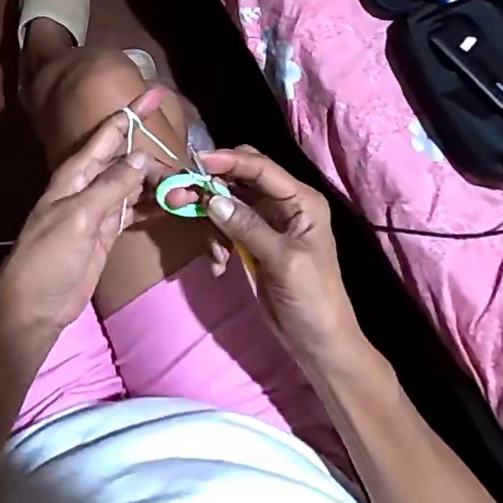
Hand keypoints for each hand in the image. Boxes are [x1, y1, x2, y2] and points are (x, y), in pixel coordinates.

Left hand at [0, 89, 163, 336]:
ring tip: (187, 185)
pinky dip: (153, 204)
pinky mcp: (108, 230)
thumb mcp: (78, 218)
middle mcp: (89, 184)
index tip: (157, 93)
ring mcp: (100, 207)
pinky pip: (134, 208)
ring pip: (134, 183)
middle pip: (127, 158)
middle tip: (186, 168)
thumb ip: (111, 186)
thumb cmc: (48, 257)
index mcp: (76, 173)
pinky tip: (173, 203)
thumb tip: (140, 157)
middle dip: (155, 155)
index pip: (109, 133)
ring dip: (158, 181)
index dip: (133, 112)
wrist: (34, 306)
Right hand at [195, 146, 364, 365]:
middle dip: (213, 185)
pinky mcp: (254, 241)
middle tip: (184, 196)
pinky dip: (217, 240)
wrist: (318, 342)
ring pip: (230, 201)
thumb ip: (248, 227)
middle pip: (242, 177)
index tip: (196, 161)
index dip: (228, 161)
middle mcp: (285, 203)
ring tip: (212, 252)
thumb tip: (213, 199)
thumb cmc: (311, 297)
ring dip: (213, 220)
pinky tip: (218, 265)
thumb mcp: (283, 260)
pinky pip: (227, 226)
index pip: (261, 167)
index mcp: (302, 200)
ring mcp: (268, 222)